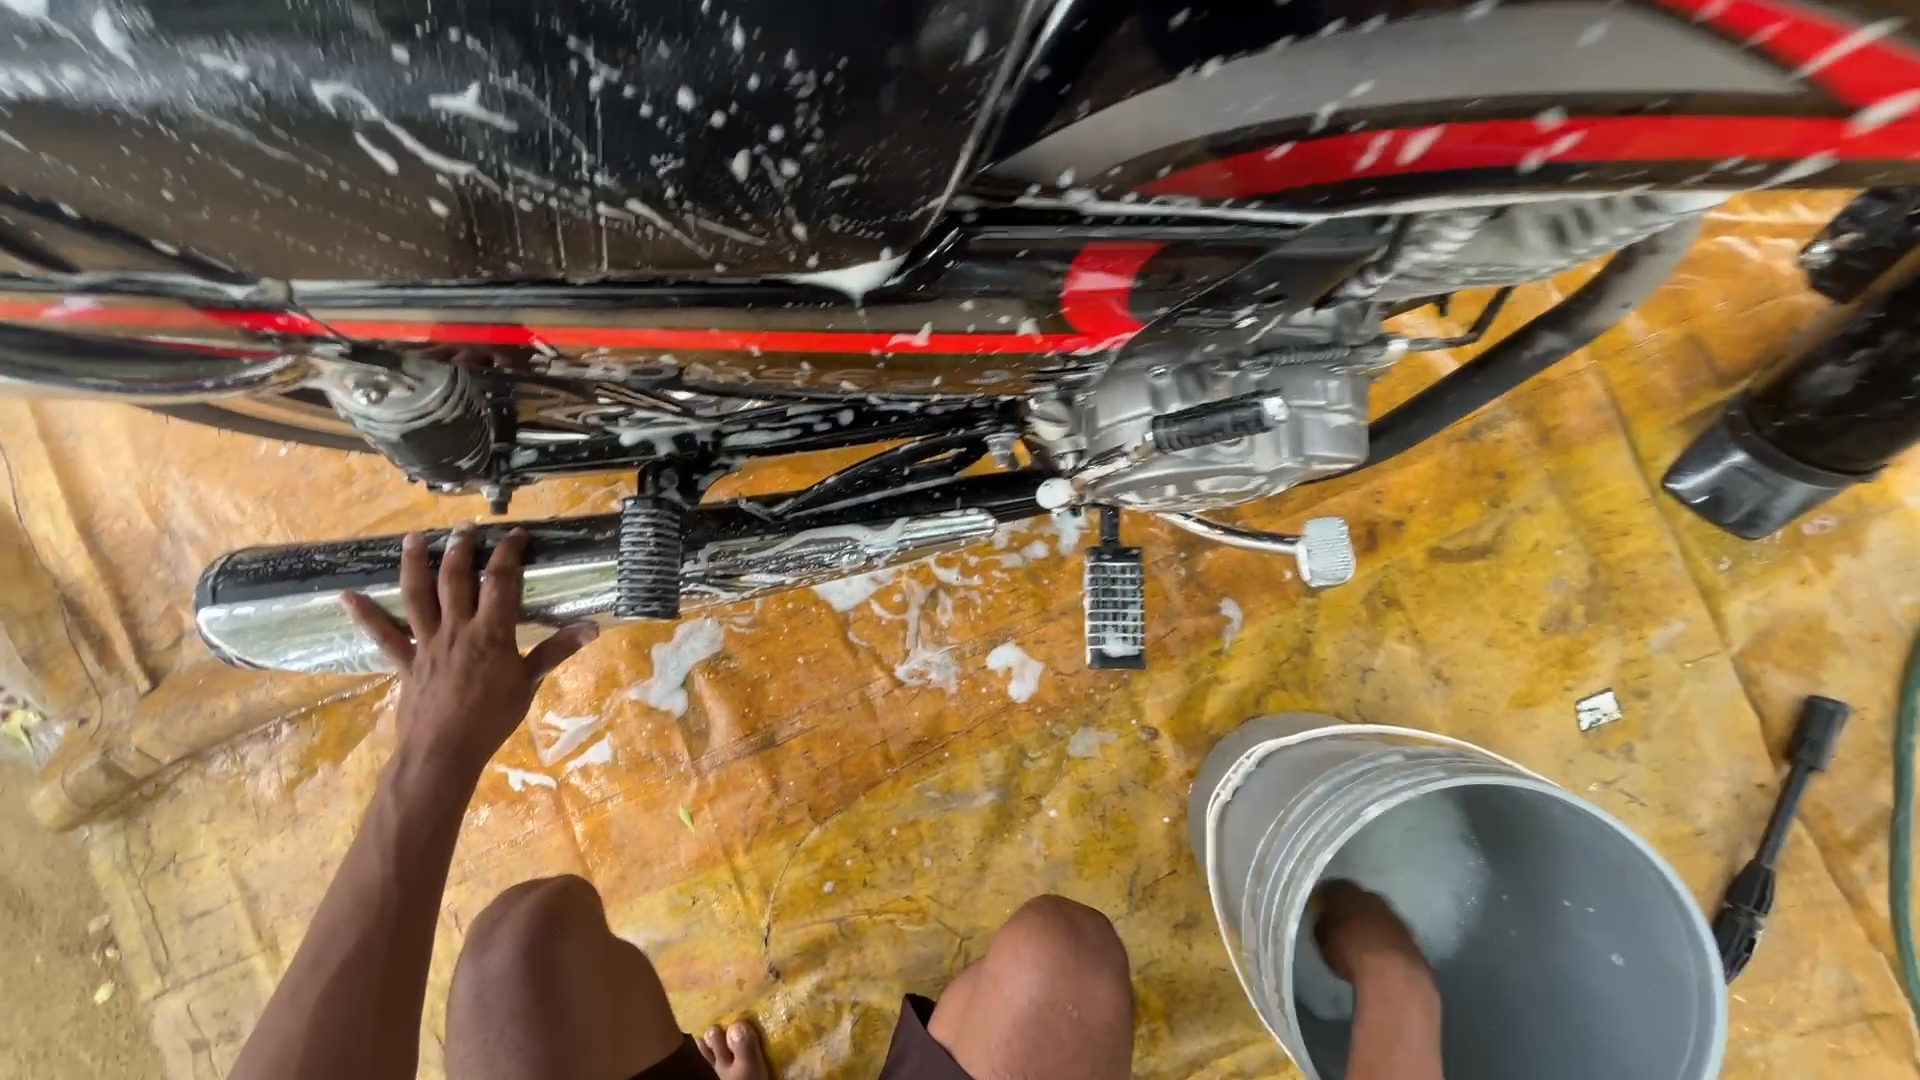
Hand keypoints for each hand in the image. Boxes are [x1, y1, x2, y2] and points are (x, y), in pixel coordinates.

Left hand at [343, 527, 597, 779]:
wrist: (444, 750)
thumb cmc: (493, 717)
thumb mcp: (531, 682)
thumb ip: (556, 650)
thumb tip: (592, 627)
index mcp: (491, 632)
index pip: (501, 582)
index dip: (509, 554)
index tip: (516, 535)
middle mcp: (457, 629)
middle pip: (456, 579)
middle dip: (462, 549)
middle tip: (465, 527)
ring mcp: (427, 643)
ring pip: (417, 595)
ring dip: (414, 564)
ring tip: (414, 538)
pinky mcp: (405, 662)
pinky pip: (382, 635)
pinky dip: (365, 615)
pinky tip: (347, 596)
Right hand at [1312, 880, 1430, 983]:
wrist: (1391, 972)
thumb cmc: (1348, 949)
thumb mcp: (1322, 938)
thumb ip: (1322, 924)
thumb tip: (1324, 921)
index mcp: (1344, 891)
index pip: (1330, 887)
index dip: (1324, 899)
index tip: (1319, 909)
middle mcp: (1369, 895)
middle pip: (1356, 898)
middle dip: (1349, 909)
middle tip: (1341, 924)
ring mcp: (1392, 913)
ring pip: (1375, 914)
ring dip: (1369, 923)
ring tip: (1361, 940)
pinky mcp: (1409, 933)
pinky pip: (1390, 930)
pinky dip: (1383, 937)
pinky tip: (1379, 951)